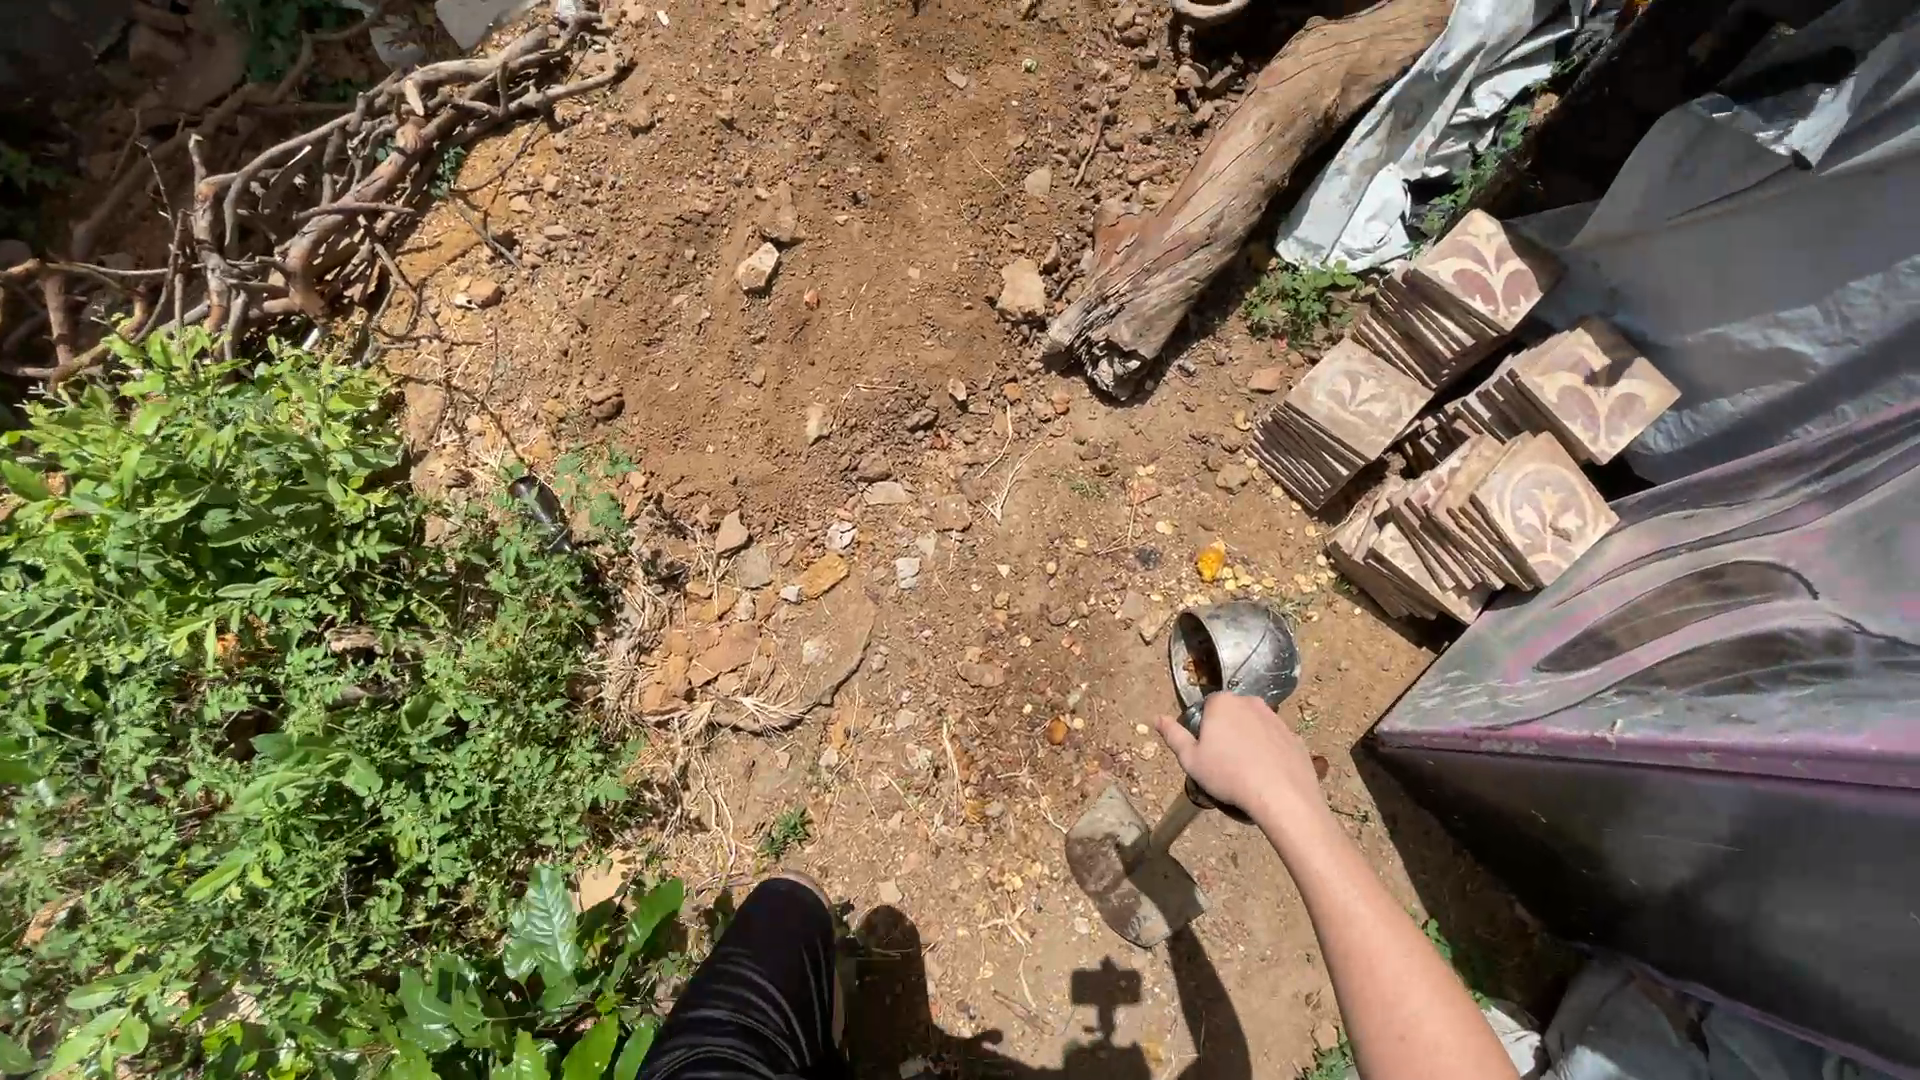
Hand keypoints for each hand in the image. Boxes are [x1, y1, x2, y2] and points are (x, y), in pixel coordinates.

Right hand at [1154, 693, 1324, 824]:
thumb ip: (1173, 735)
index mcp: (1223, 703)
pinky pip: (1275, 743)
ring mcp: (1277, 720)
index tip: (1205, 749)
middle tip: (1222, 761)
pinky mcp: (1295, 738)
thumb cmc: (1228, 775)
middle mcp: (1251, 703)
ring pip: (1255, 727)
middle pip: (1232, 714)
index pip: (1208, 706)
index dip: (1204, 727)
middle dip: (1226, 731)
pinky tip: (1266, 776)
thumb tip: (1158, 718)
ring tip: (1245, 772)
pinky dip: (1269, 754)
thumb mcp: (1190, 759)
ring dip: (1248, 742)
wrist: (1282, 796)